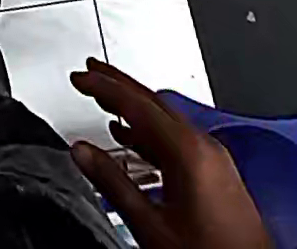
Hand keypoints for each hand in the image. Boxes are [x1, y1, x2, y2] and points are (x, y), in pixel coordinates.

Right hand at [70, 59, 270, 248]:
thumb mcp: (151, 227)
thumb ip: (113, 184)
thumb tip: (82, 151)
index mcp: (187, 150)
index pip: (136, 104)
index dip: (103, 86)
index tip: (80, 76)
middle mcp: (202, 144)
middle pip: (152, 101)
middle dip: (117, 83)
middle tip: (91, 68)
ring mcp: (212, 156)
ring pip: (164, 117)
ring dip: (132, 105)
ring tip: (104, 97)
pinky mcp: (215, 171)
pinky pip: (176, 136)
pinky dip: (149, 130)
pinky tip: (132, 137)